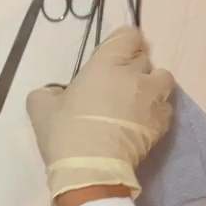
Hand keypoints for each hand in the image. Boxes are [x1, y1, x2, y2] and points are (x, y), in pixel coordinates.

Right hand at [25, 27, 174, 200]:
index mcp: (106, 64)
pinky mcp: (162, 123)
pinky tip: (141, 124)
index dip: (121, 44)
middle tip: (117, 86)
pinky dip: (156, 112)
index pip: (128, 35)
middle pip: (144, 58)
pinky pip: (165, 108)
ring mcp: (152, 99)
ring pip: (163, 79)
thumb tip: (54, 93)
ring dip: (151, 86)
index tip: (111, 58)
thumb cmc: (65, 134)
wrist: (91, 170)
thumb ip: (47, 93)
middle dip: (133, 68)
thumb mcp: (40, 109)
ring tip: (137, 102)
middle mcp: (134, 74)